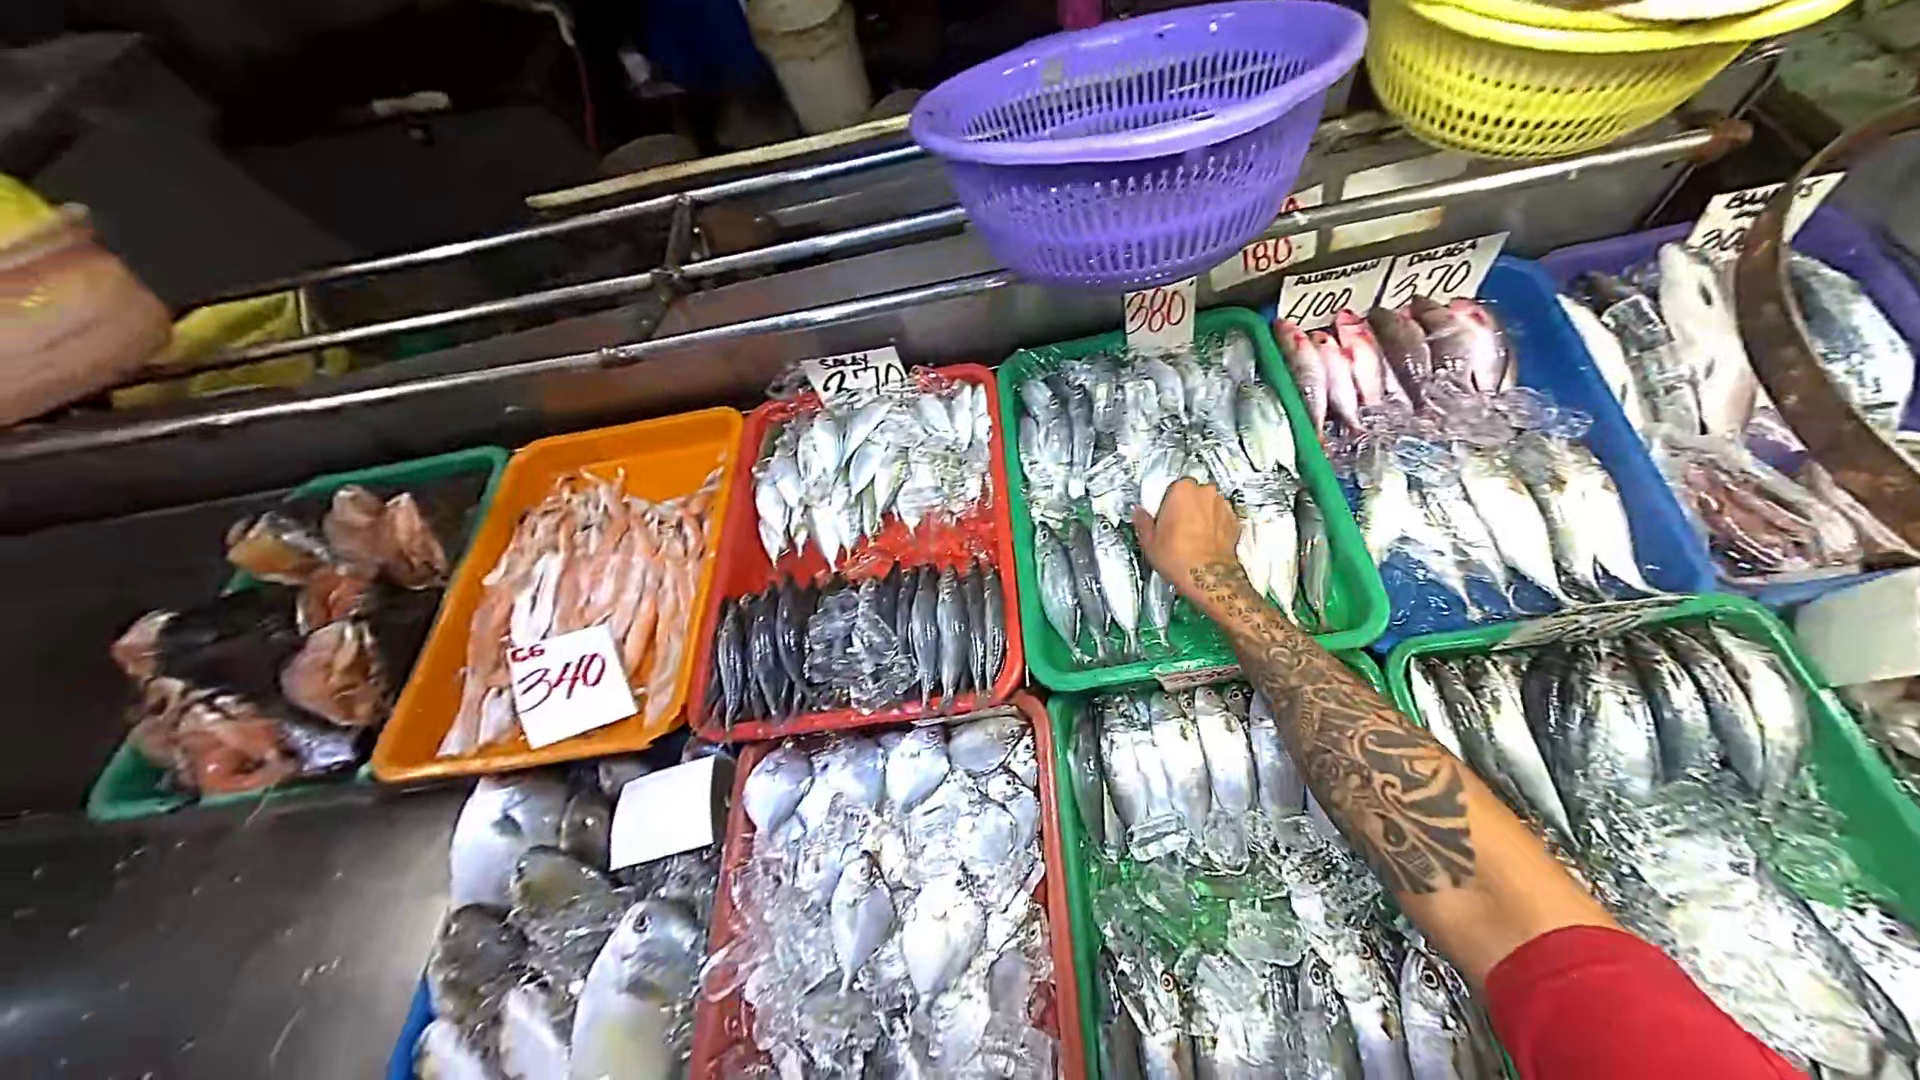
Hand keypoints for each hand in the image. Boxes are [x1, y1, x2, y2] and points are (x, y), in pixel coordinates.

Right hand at [1132, 479, 1242, 601]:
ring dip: (1200, 514)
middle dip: (1184, 506)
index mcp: (1182, 490)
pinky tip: (1203, 541)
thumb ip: (1143, 521)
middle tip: (1174, 525)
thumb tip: (1139, 515)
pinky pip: (1220, 518)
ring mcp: (1222, 506)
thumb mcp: (1149, 540)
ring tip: (1189, 536)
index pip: (1172, 486)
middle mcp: (1205, 493)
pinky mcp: (1234, 521)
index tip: (1161, 513)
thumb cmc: (1181, 558)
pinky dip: (1214, 526)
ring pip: (1207, 504)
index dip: (1166, 501)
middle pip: (1192, 493)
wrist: (1209, 577)